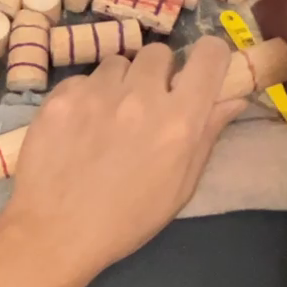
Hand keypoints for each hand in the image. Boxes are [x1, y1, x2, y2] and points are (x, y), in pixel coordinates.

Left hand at [0, 39, 245, 277]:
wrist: (55, 233)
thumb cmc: (125, 220)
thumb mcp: (179, 188)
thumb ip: (206, 137)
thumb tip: (232, 99)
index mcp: (179, 120)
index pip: (209, 54)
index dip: (207, 58)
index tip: (197, 73)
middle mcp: (140, 96)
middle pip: (158, 53)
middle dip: (156, 73)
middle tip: (145, 104)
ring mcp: (96, 94)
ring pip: (117, 63)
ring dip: (118, 83)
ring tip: (107, 117)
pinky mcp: (60, 98)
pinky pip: (81, 80)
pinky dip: (83, 96)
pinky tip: (76, 127)